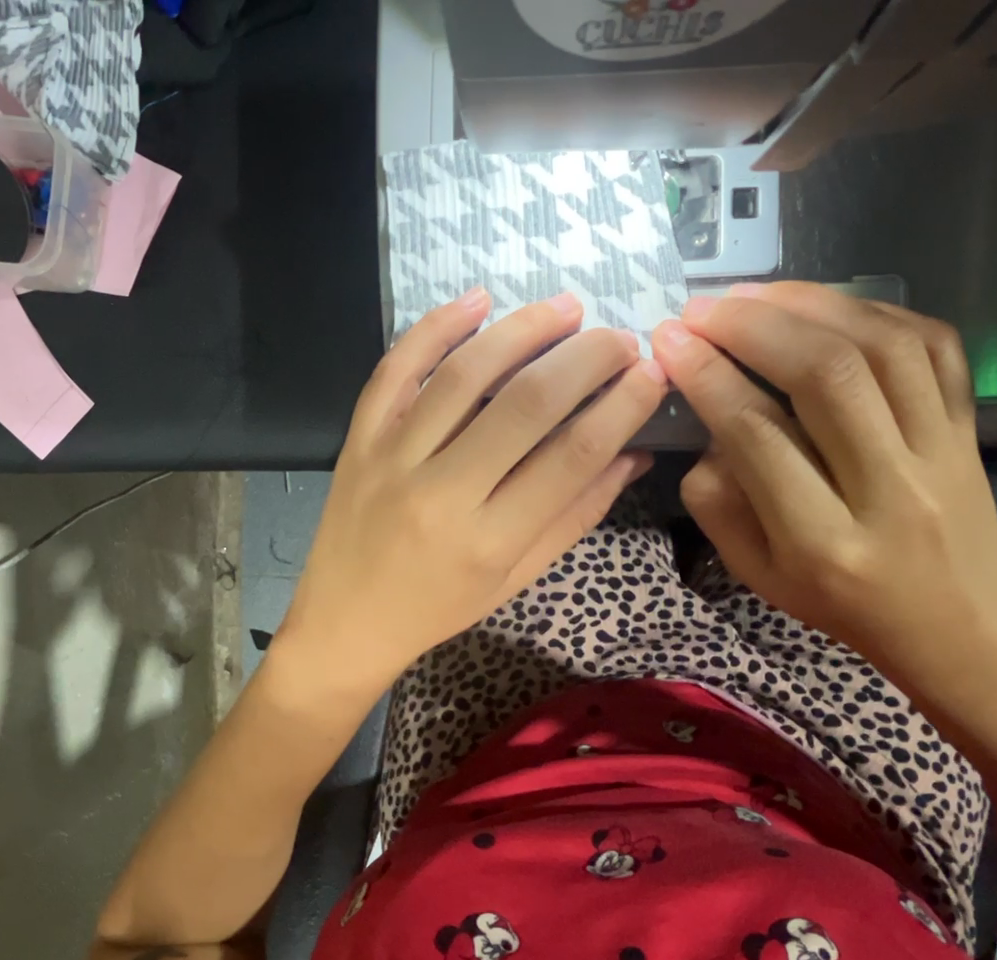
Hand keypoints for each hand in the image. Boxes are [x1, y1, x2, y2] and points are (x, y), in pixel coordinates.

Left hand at [270, 288, 666, 701]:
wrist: (344, 621)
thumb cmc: (439, 608)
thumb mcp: (515, 578)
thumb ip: (575, 515)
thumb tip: (633, 453)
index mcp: (489, 540)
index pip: (571, 456)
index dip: (621, 407)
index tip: (652, 374)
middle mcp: (441, 493)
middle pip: (525, 404)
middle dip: (585, 359)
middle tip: (619, 339)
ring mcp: (393, 459)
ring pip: (462, 375)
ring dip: (521, 331)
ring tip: (565, 308)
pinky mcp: (359, 439)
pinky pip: (395, 370)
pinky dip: (434, 328)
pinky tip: (477, 300)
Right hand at [652, 282, 996, 707]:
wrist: (952, 623)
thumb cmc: (835, 602)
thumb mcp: (754, 571)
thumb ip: (718, 500)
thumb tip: (709, 417)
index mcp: (821, 542)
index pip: (758, 436)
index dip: (708, 376)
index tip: (671, 339)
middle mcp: (890, 490)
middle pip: (828, 376)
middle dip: (755, 326)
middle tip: (705, 308)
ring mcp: (942, 452)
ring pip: (883, 348)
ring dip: (812, 304)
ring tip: (756, 294)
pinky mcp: (970, 427)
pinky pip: (934, 346)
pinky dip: (875, 312)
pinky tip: (826, 307)